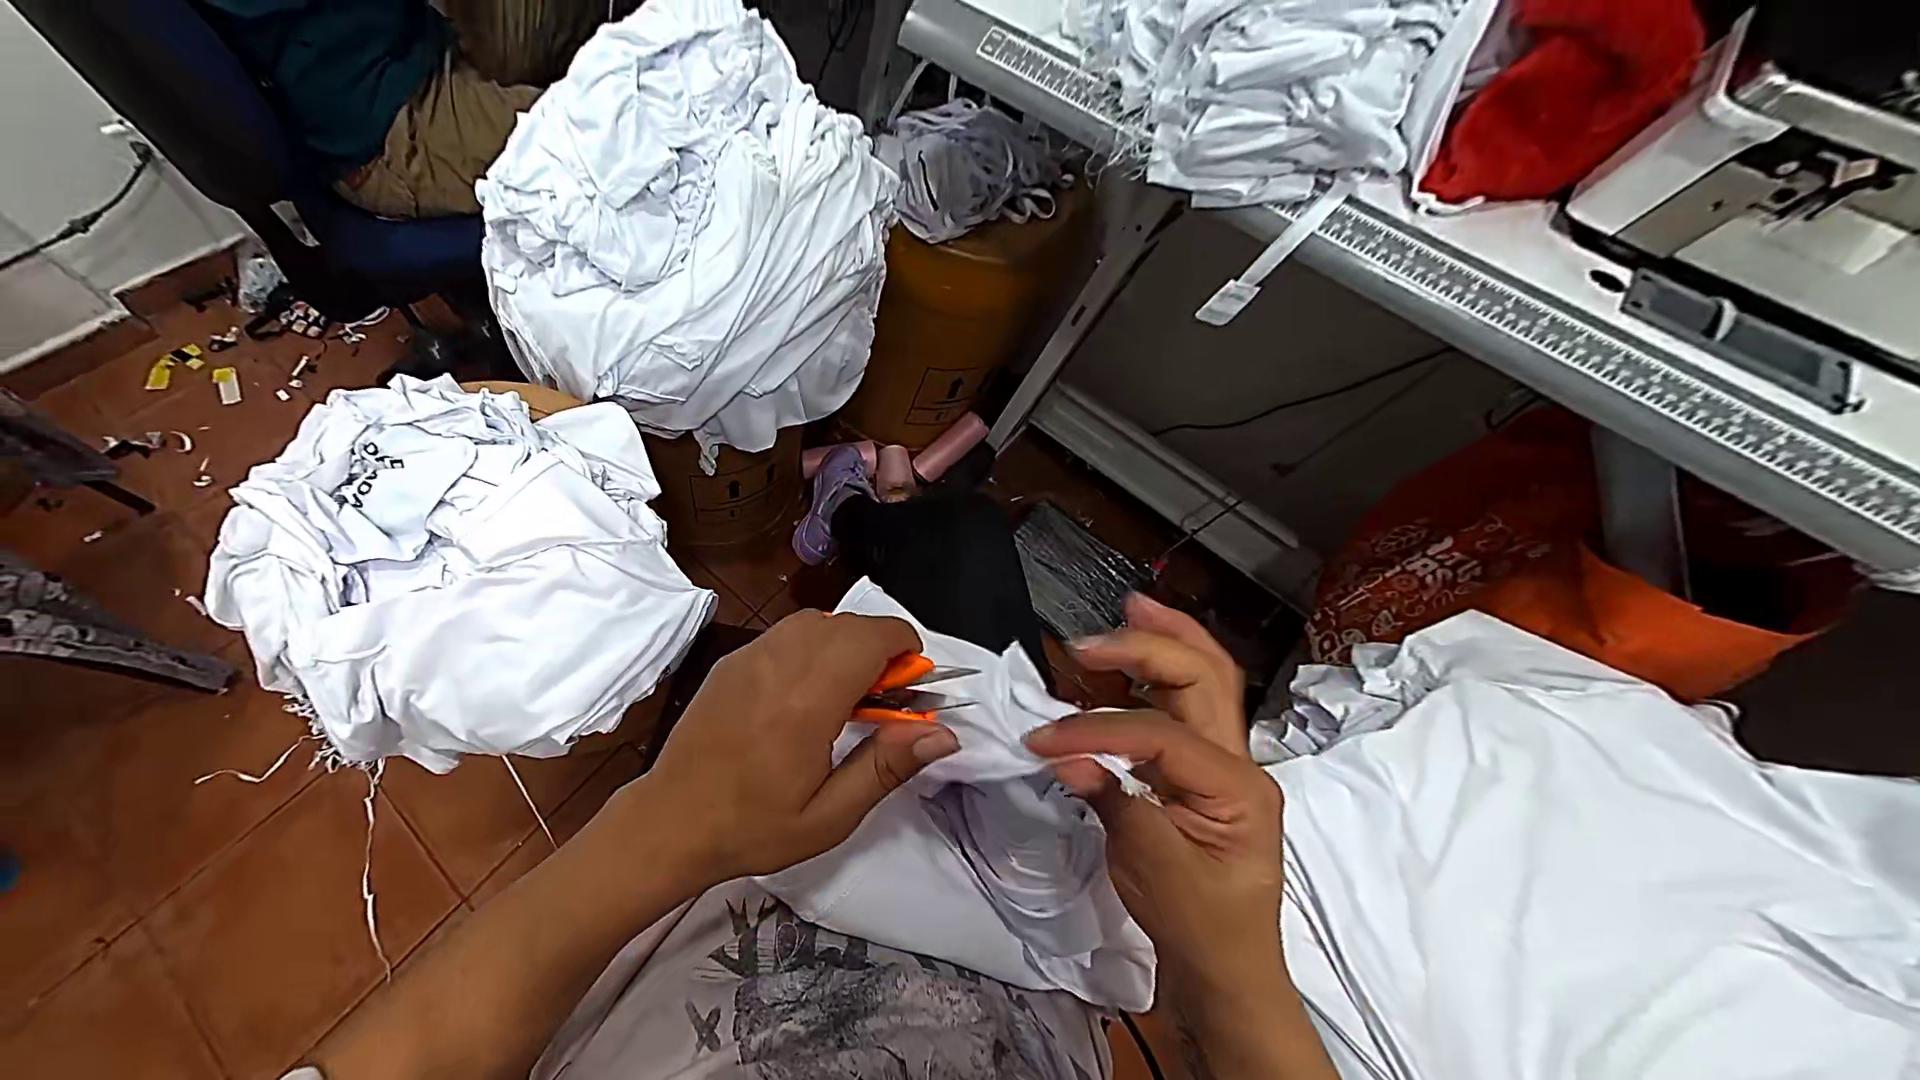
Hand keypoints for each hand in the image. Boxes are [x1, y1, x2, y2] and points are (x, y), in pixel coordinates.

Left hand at [639, 609, 960, 884]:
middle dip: (880, 648)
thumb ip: (889, 765)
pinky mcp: (735, 658)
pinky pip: (789, 631)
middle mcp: (781, 662)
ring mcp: (753, 655)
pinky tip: (806, 689)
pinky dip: (815, 644)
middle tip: (879, 699)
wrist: (669, 822)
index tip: (909, 686)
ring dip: (848, 643)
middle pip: (852, 623)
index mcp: (809, 699)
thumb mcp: (831, 814)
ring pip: (821, 620)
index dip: (905, 648)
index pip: (873, 637)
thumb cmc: (753, 825)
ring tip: (845, 692)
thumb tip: (943, 734)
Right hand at [1026, 595, 1329, 1079]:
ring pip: (1205, 679)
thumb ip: (1111, 801)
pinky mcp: (1202, 766)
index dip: (1095, 729)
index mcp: (1235, 787)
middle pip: (1206, 676)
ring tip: (1131, 609)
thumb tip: (1065, 758)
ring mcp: (1224, 760)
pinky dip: (1155, 676)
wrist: (1228, 967)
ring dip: (1166, 640)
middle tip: (1097, 634)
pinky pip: (1182, 706)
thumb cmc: (1200, 926)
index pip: (1158, 733)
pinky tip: (1128, 663)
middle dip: (1153, 642)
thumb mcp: (1150, 868)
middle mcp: (1238, 761)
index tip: (1044, 739)